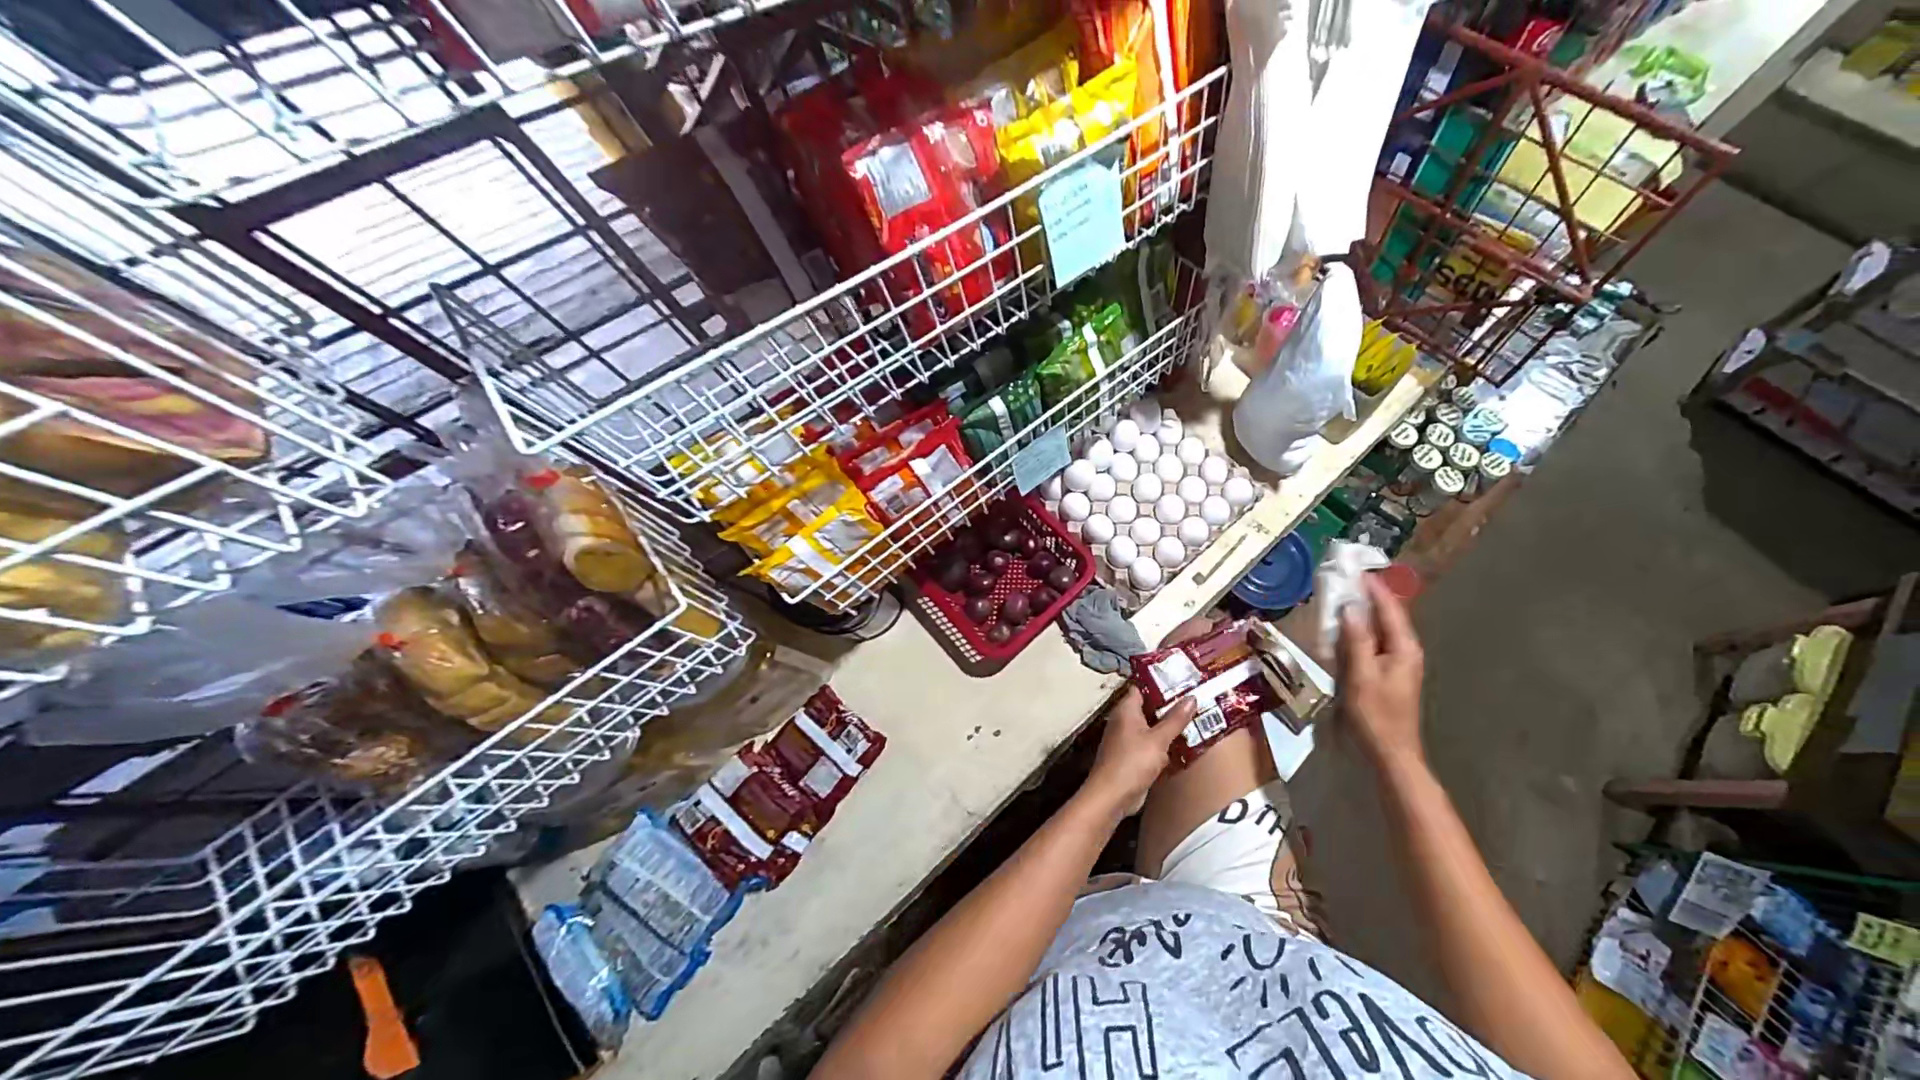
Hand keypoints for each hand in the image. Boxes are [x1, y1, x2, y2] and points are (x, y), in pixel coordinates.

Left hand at [1086, 686, 1197, 815]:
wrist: (1113, 796)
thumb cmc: (1132, 762)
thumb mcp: (1158, 739)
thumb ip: (1175, 719)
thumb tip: (1191, 697)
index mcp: (1126, 710)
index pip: (1142, 688)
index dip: (1160, 683)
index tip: (1183, 680)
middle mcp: (1124, 721)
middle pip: (1149, 708)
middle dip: (1170, 706)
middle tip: (1196, 700)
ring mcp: (1128, 740)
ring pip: (1152, 728)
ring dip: (1169, 727)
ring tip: (1196, 720)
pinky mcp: (1133, 757)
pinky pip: (1152, 745)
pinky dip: (1165, 745)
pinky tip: (1183, 745)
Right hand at [1336, 574, 1425, 769]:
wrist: (1389, 753)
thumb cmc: (1376, 715)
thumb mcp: (1362, 675)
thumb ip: (1356, 640)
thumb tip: (1350, 608)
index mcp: (1404, 649)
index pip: (1390, 609)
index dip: (1374, 589)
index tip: (1356, 569)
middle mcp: (1404, 652)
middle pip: (1386, 617)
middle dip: (1366, 598)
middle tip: (1343, 580)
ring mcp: (1395, 664)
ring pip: (1377, 631)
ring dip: (1360, 615)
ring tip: (1338, 599)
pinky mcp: (1384, 674)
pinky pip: (1370, 645)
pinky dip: (1356, 633)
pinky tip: (1340, 631)